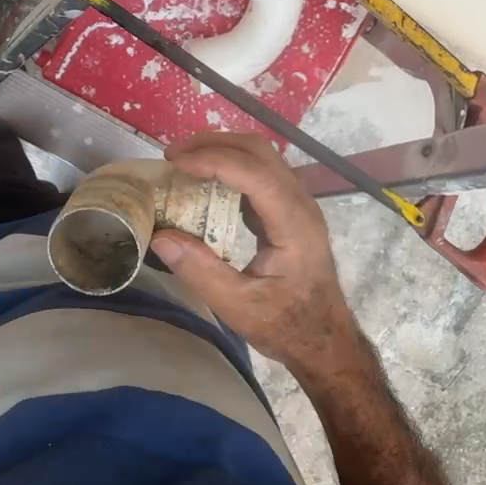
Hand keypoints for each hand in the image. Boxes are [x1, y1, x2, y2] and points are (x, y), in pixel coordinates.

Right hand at [149, 132, 361, 374]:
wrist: (325, 340)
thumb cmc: (287, 325)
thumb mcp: (239, 308)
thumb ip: (200, 272)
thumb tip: (160, 236)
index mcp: (293, 224)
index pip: (254, 174)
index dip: (213, 161)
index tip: (175, 163)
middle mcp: (300, 203)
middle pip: (259, 151)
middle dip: (214, 144)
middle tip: (173, 156)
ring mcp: (298, 203)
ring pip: (262, 156)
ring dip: (223, 150)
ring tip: (185, 162)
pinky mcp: (290, 209)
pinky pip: (261, 172)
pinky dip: (231, 166)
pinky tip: (206, 181)